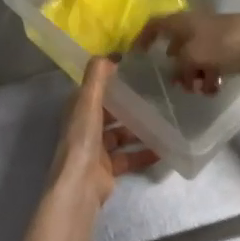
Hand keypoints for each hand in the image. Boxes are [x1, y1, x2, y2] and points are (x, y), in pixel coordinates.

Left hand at [48, 56, 158, 203]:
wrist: (80, 186)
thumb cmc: (83, 139)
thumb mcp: (87, 101)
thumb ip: (97, 76)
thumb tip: (111, 54)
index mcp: (77, 110)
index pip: (94, 90)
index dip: (109, 81)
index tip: (132, 72)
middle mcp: (85, 128)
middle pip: (109, 113)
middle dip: (128, 106)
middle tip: (153, 96)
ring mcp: (97, 150)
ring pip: (121, 135)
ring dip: (138, 130)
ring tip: (161, 121)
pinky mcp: (108, 169)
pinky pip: (129, 157)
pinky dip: (143, 153)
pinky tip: (162, 149)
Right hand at [136, 12, 239, 94]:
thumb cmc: (224, 44)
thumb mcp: (193, 57)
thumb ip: (178, 67)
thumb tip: (176, 73)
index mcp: (183, 22)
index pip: (155, 25)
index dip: (144, 37)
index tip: (137, 54)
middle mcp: (195, 26)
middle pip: (176, 46)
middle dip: (176, 67)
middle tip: (178, 84)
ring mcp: (212, 37)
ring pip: (194, 58)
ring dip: (194, 75)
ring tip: (200, 89)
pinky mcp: (228, 49)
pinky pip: (211, 64)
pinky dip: (210, 76)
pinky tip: (215, 88)